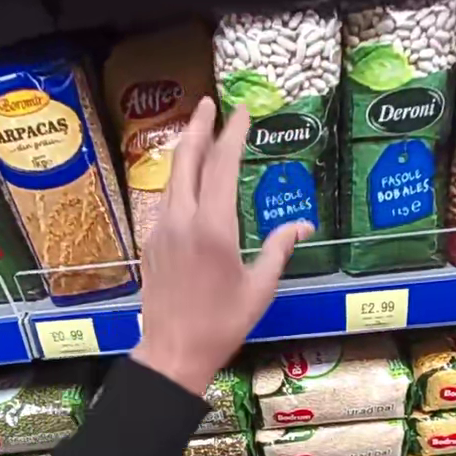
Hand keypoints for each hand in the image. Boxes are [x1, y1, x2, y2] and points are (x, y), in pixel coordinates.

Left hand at [130, 98, 312, 394]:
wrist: (173, 351)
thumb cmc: (221, 325)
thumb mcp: (260, 290)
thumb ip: (279, 249)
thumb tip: (304, 225)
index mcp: (213, 228)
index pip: (222, 166)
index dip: (233, 135)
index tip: (241, 112)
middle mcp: (182, 220)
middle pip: (187, 160)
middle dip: (199, 127)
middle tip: (208, 104)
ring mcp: (161, 230)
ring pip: (171, 179)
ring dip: (185, 152)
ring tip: (196, 135)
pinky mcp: (151, 244)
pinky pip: (165, 202)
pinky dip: (177, 182)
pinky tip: (186, 185)